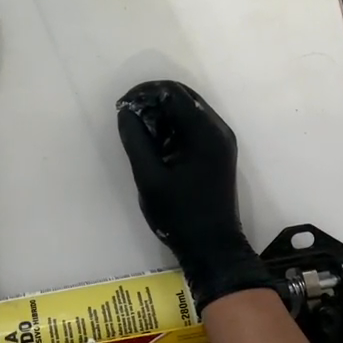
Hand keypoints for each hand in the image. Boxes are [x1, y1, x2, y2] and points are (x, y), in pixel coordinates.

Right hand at [115, 80, 272, 309]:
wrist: (213, 250)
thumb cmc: (180, 214)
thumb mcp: (149, 178)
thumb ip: (136, 140)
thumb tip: (126, 112)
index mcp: (205, 132)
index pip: (173, 93)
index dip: (145, 93)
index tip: (122, 106)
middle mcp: (218, 130)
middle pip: (183, 97)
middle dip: (153, 100)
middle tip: (127, 114)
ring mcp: (220, 141)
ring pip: (188, 110)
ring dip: (162, 113)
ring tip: (138, 129)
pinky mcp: (217, 152)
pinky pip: (193, 126)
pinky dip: (172, 126)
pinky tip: (155, 141)